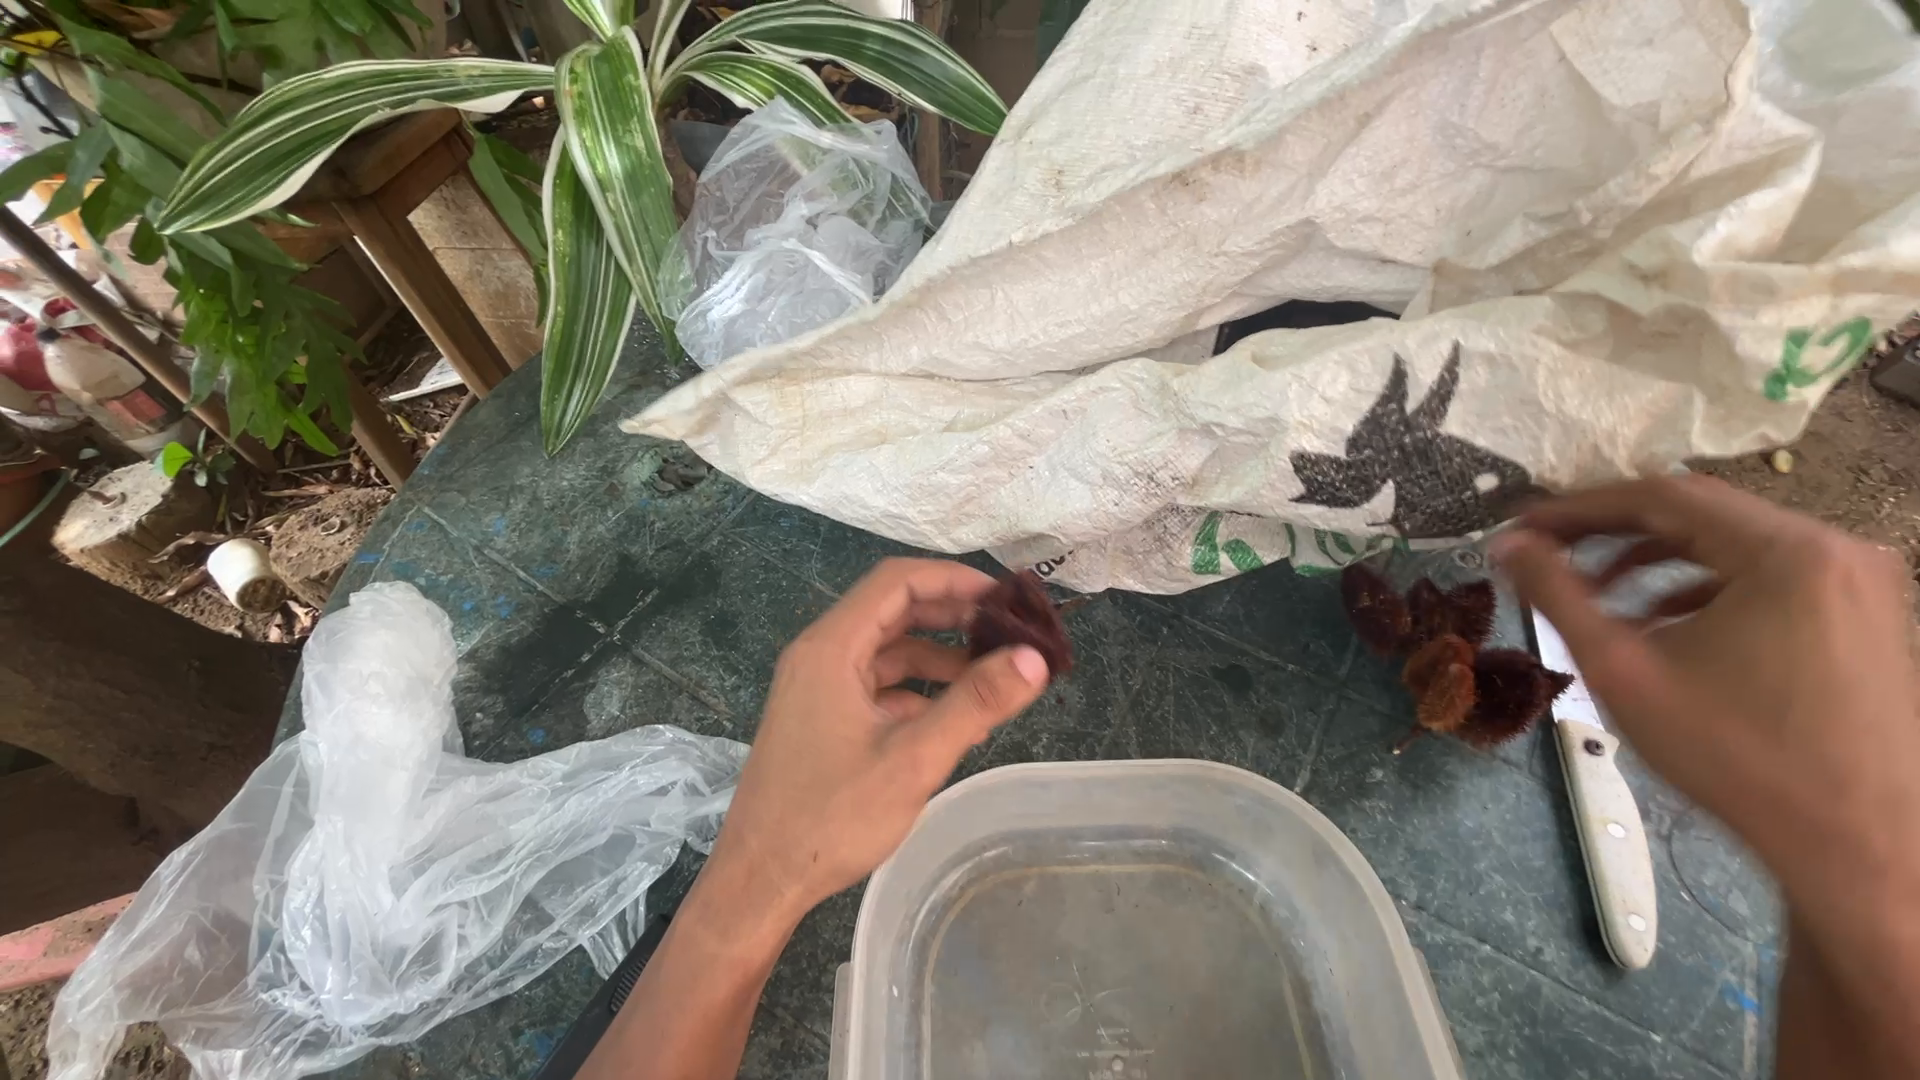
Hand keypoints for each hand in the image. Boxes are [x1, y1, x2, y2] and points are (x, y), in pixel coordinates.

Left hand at [703, 558, 1050, 928]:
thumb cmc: (832, 816)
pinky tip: (953, 717)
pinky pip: (877, 684)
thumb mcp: (913, 759)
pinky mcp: (822, 716)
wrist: (760, 880)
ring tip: (992, 675)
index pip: (896, 582)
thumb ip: (976, 703)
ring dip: (938, 656)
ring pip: (887, 649)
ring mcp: (818, 686)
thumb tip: (1035, 658)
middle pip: (893, 610)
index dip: (953, 579)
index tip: (1003, 598)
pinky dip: (917, 689)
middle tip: (1007, 631)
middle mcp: (820, 654)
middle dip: (952, 615)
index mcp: (831, 647)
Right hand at [1490, 475, 1918, 888]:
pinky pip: (1765, 576)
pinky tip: (1659, 623)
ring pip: (1730, 543)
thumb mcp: (1620, 667)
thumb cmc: (1734, 753)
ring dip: (1650, 558)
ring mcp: (1860, 585)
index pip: (1661, 496)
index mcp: (1787, 552)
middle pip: (1698, 514)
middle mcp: (1836, 552)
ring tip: (1593, 595)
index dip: (1576, 507)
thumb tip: (1507, 545)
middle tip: (1544, 553)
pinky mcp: (1866, 616)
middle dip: (1609, 531)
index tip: (1520, 528)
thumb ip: (1555, 594)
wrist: (1862, 846)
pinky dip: (1699, 585)